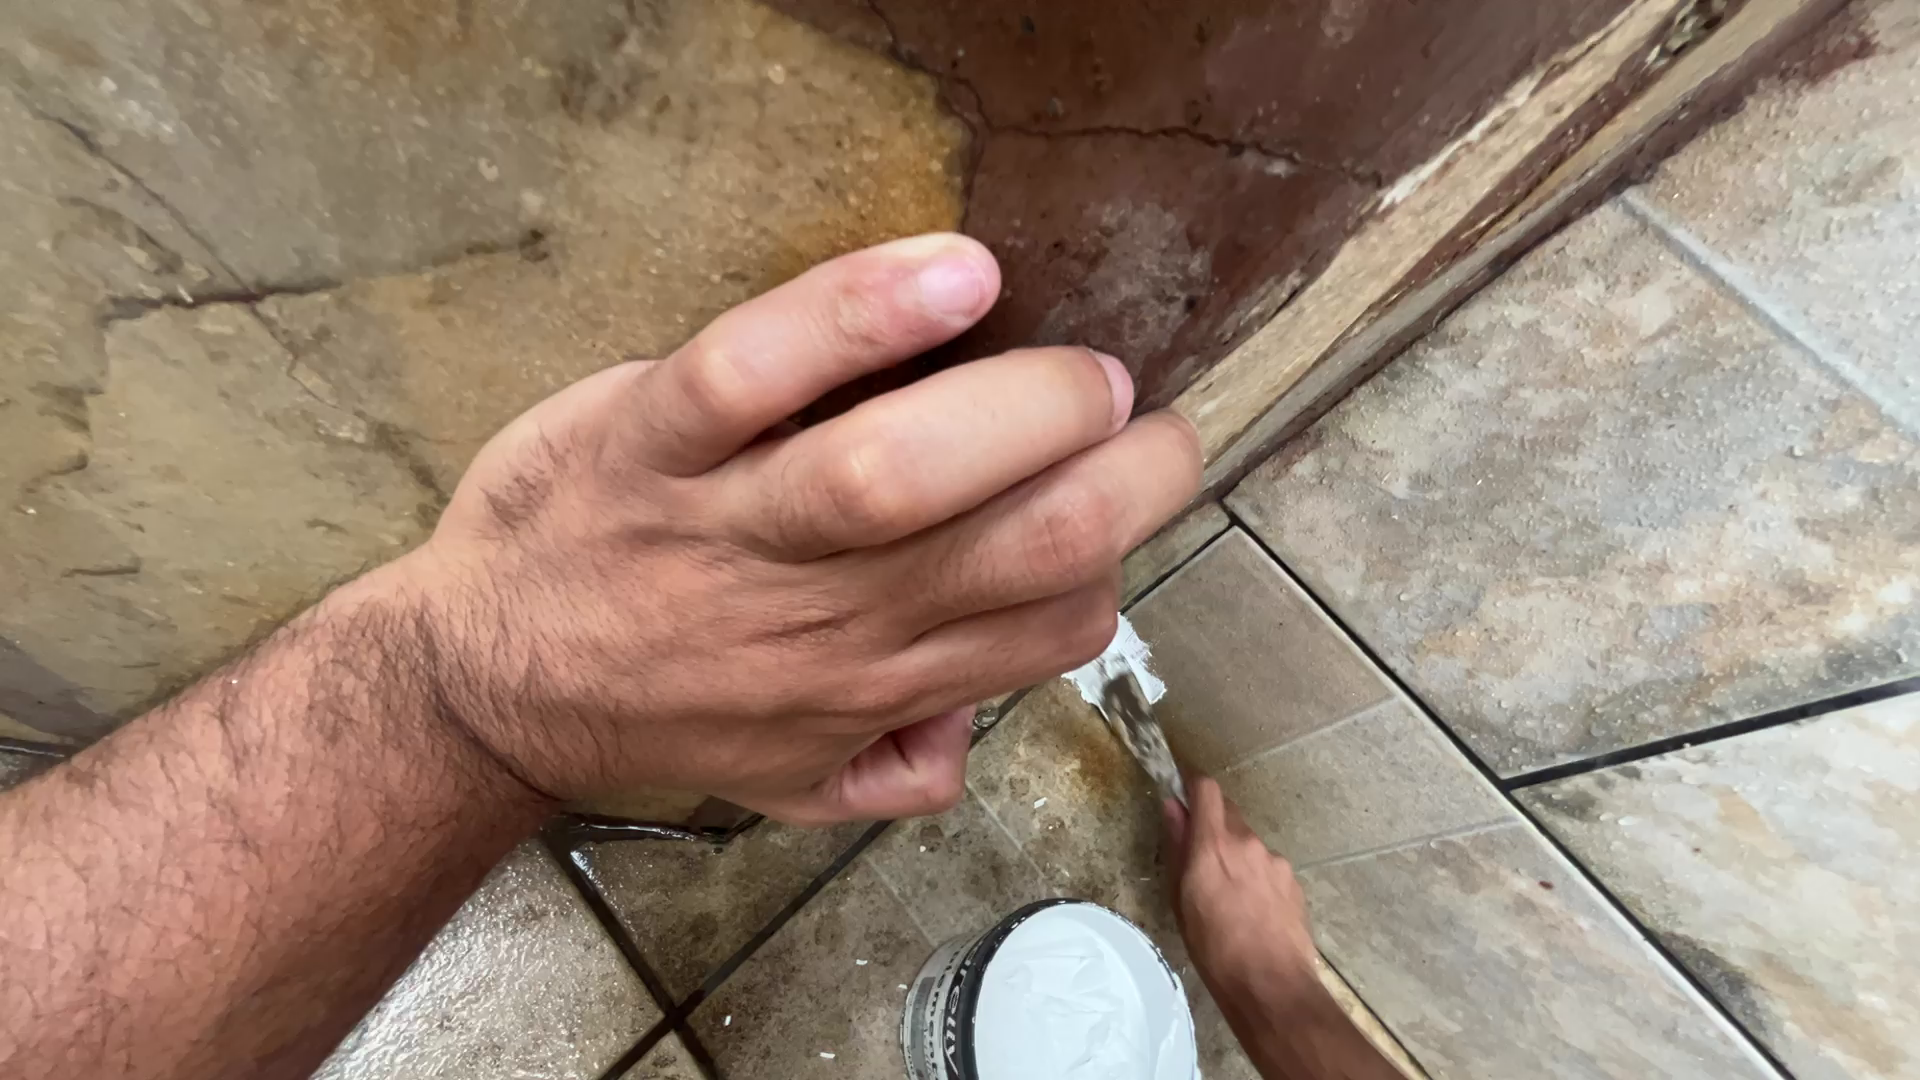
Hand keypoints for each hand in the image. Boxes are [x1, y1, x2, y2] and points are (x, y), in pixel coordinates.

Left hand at [389, 233, 1200, 823]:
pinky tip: (957, 275)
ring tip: (1079, 372)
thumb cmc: (663, 709)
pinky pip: (759, 372)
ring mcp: (736, 524)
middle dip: (1123, 477)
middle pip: (1019, 546)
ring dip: (1028, 409)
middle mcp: (829, 615)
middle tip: (1129, 418)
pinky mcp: (651, 439)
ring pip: (900, 470)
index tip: (1111, 499)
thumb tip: (967, 734)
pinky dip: (863, 315)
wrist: (486, 682)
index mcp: (879, 682)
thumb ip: (893, 772)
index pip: (1054, 628)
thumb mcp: (792, 781)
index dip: (1114, 558)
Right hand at [1164, 776, 1321, 1007]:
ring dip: (1236, 853)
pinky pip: (1267, 865)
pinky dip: (1256, 875)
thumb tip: (1172, 807)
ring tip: (1229, 893)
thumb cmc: (1213, 946)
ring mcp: (1275, 861)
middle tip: (1201, 854)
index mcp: (1213, 842)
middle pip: (1228, 812)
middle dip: (1212, 823)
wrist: (1271, 988)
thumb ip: (1177, 845)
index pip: (1205, 788)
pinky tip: (1253, 908)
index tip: (1181, 789)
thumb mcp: (1180, 896)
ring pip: (1248, 842)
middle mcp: (1247, 842)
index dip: (1192, 782)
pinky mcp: (1293, 882)